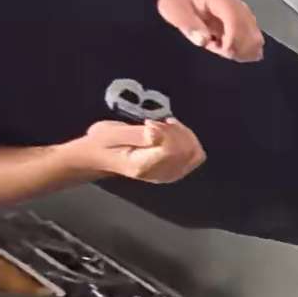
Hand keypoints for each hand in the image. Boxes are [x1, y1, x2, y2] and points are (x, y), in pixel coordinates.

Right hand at [65, 118, 206, 183]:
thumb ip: (137, 134)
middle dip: (178, 132)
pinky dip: (189, 141)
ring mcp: (173, 174)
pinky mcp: (178, 170)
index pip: (172, 151)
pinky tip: (173, 131)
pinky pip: (195, 156)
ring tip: (167, 124)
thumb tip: (159, 134)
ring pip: (196, 154)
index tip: (150, 122)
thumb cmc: (103, 142)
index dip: (168, 133)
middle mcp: (163, 174)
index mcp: (144, 166)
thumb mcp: (111, 133)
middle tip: (159, 121)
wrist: (101, 157)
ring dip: (186, 135)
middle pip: (188, 152)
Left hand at [157, 0, 264, 61]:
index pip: (237, 23)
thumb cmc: (180, 3)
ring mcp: (250, 19)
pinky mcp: (253, 28)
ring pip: (256, 43)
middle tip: (215, 46)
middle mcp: (242, 9)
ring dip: (241, 52)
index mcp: (223, 1)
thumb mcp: (172, 8)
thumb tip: (205, 39)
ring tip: (223, 48)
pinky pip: (257, 46)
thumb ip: (186, 23)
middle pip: (251, 36)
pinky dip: (247, 53)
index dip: (231, 41)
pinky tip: (232, 50)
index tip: (218, 48)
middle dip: (234, 49)